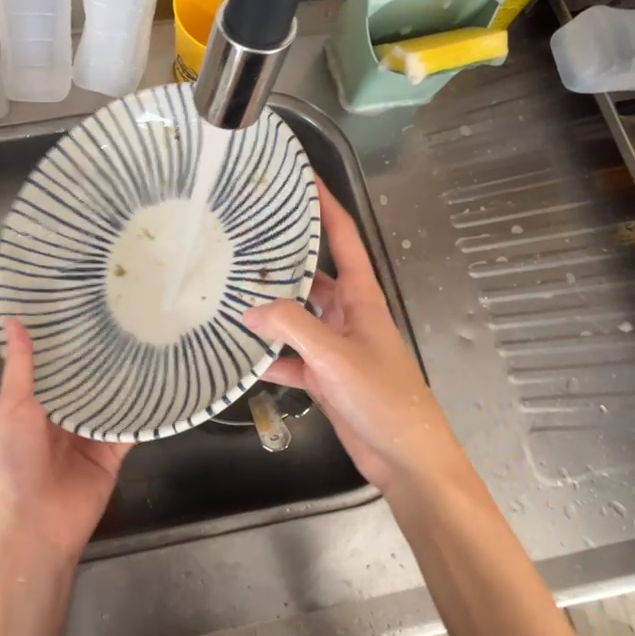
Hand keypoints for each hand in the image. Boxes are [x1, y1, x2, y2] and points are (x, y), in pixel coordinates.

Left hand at [0, 318, 132, 558]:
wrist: (36, 526)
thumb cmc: (15, 462)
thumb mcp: (12, 408)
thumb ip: (20, 367)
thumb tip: (13, 318)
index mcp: (34, 404)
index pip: (53, 363)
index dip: (64, 337)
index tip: (81, 300)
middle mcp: (63, 416)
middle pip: (85, 380)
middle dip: (100, 353)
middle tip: (124, 311)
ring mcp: (90, 435)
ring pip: (112, 399)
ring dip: (126, 377)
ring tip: (148, 336)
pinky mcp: (113, 453)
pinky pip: (132, 428)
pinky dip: (146, 411)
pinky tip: (165, 383)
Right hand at [246, 177, 455, 492]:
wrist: (407, 459)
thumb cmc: (383, 397)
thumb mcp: (335, 355)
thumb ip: (291, 327)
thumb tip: (248, 310)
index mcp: (361, 297)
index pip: (342, 237)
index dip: (325, 204)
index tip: (300, 176)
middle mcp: (347, 314)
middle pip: (310, 275)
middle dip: (280, 258)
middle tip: (240, 237)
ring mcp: (335, 346)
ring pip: (295, 318)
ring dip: (268, 311)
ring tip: (226, 292)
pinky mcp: (325, 377)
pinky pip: (290, 358)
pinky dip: (268, 358)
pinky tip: (237, 355)